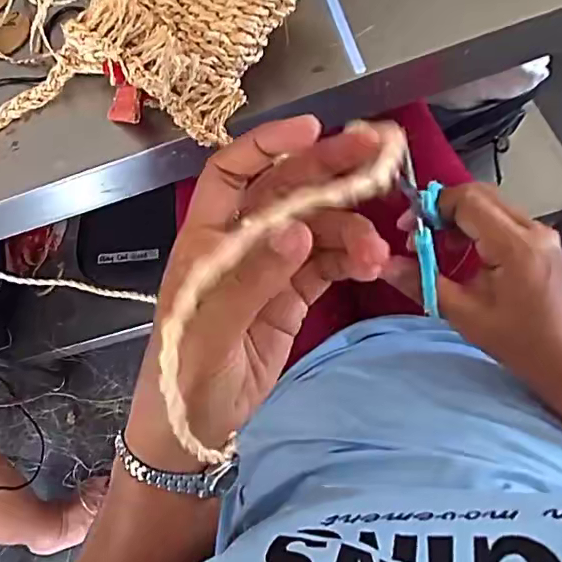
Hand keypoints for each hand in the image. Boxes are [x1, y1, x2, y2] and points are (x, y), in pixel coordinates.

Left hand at [125, 117, 392, 469]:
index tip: (313, 129)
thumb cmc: (184, 376)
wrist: (193, 432)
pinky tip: (374, 261)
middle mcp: (240, 243)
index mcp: (207, 237)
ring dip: (350, 228)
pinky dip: (352, 257)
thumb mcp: (210, 328)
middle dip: (329, 169)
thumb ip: (252, 278)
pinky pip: (328, 264)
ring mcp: (270, 269)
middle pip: (286, 190)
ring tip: (376, 248)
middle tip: (378, 154)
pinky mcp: (293, 297)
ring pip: (316, 228)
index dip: (268, 144)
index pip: (233, 172)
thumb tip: (297, 229)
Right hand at [381, 184, 561, 389]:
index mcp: (516, 247)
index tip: (408, 228)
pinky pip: (498, 215)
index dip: (432, 207)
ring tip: (434, 245)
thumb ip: (422, 282)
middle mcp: (533, 231)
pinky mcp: (538, 238)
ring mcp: (540, 232)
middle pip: (478, 194)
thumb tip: (384, 264)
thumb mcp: (462, 314)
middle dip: (440, 209)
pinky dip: (471, 224)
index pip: (468, 201)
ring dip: (454, 216)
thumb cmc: (517, 340)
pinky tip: (457, 250)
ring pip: (487, 202)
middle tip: (416, 235)